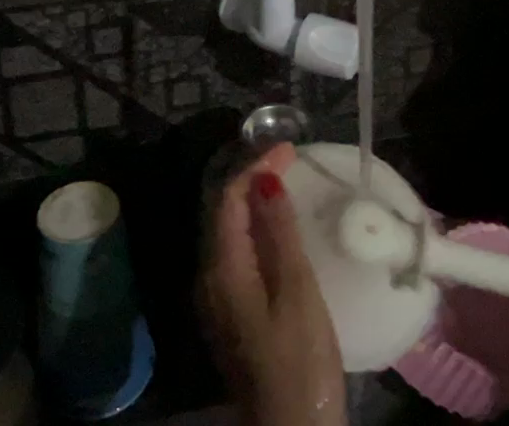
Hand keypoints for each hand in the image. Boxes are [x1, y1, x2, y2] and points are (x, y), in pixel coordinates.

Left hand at [199, 143, 345, 425]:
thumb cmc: (300, 360)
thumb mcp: (297, 291)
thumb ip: (279, 233)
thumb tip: (265, 181)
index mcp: (222, 267)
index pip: (228, 198)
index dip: (255, 166)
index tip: (290, 147)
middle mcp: (208, 276)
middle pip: (221, 210)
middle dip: (249, 177)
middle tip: (287, 157)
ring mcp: (215, 296)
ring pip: (226, 230)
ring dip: (251, 201)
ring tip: (284, 180)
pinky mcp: (229, 311)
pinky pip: (234, 251)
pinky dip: (253, 227)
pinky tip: (276, 226)